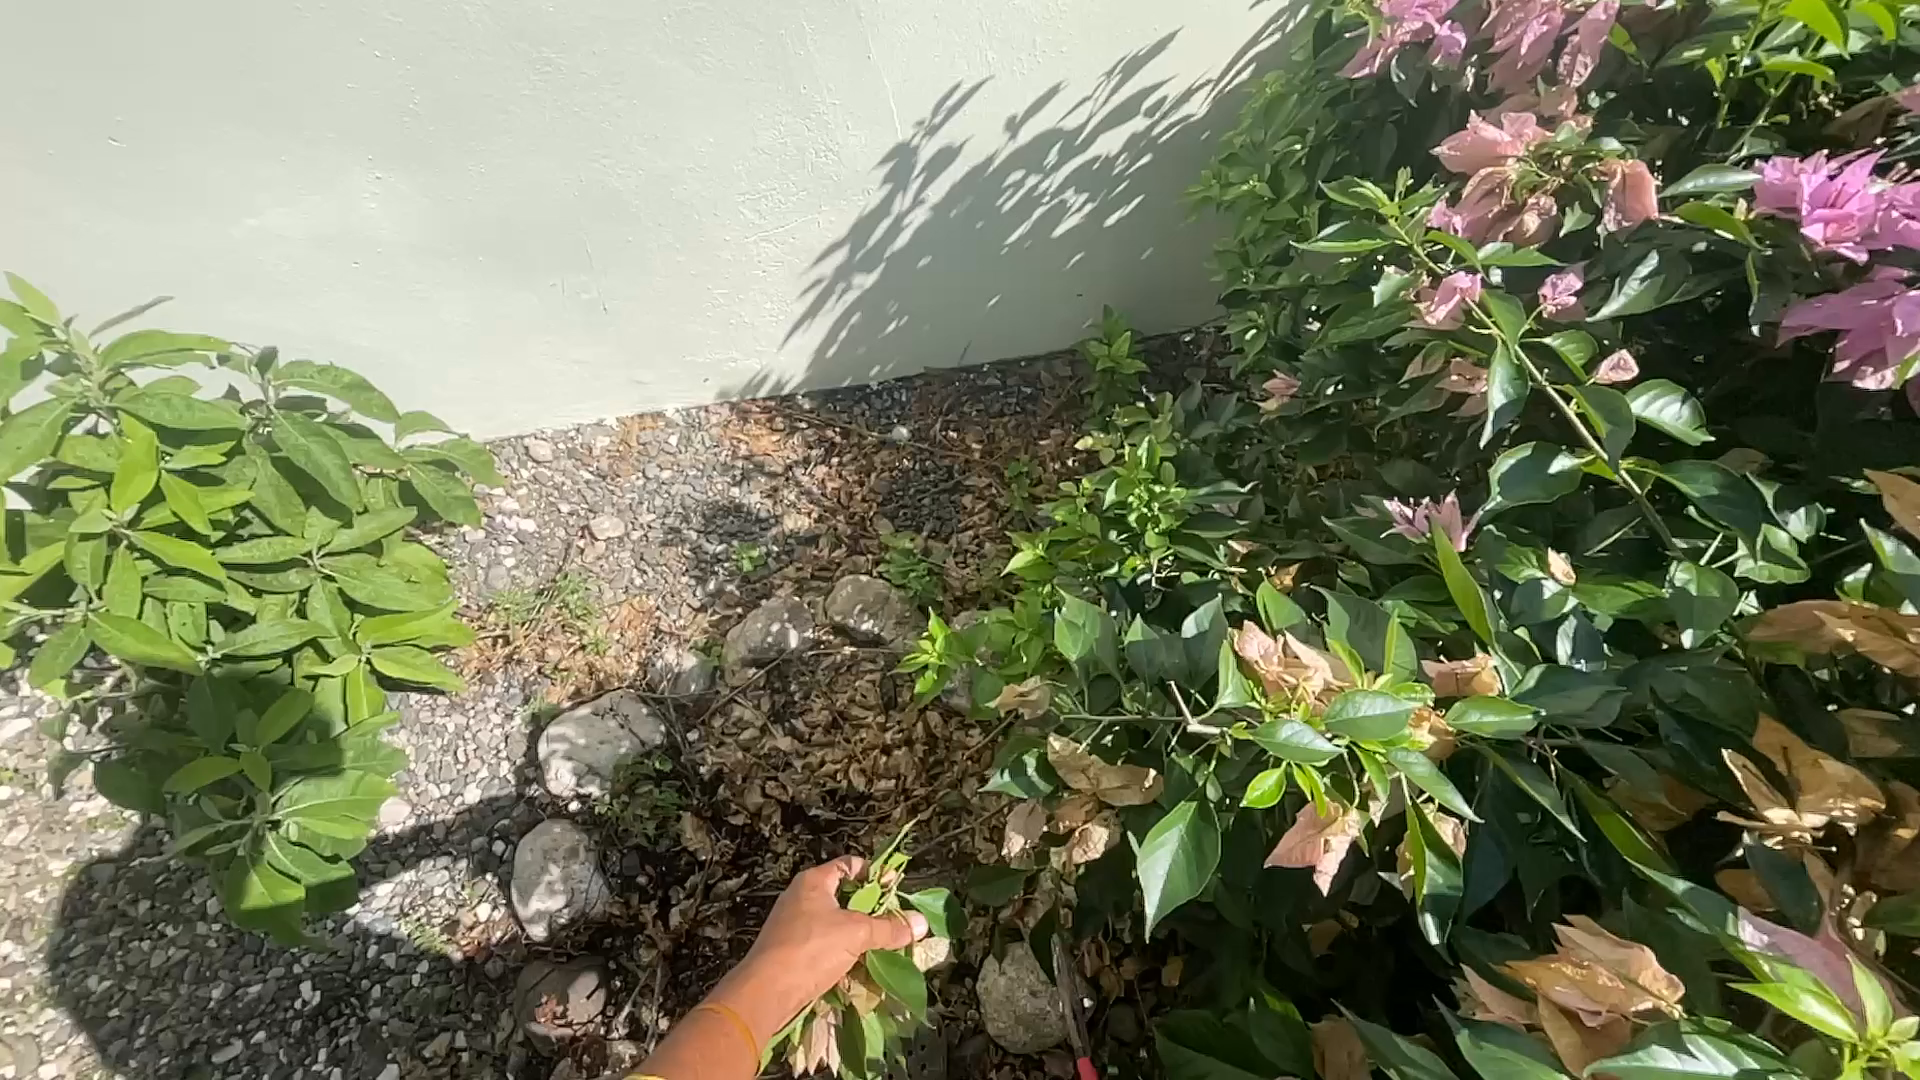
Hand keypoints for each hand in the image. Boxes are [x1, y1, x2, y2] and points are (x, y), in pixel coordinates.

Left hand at [709, 856, 929, 1044]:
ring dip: (857, 934)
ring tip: (881, 945)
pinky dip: (842, 952)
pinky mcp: (791, 951)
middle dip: (869, 908)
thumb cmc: (810, 949)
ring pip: (835, 923)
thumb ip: (888, 928)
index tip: (895, 888)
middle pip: (844, 895)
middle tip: (893, 919)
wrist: (765, 993)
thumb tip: (920, 923)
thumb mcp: (856, 934)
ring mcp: (794, 925)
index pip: (850, 865)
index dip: (874, 874)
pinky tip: (858, 966)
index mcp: (814, 881)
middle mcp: (802, 897)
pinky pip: (824, 945)